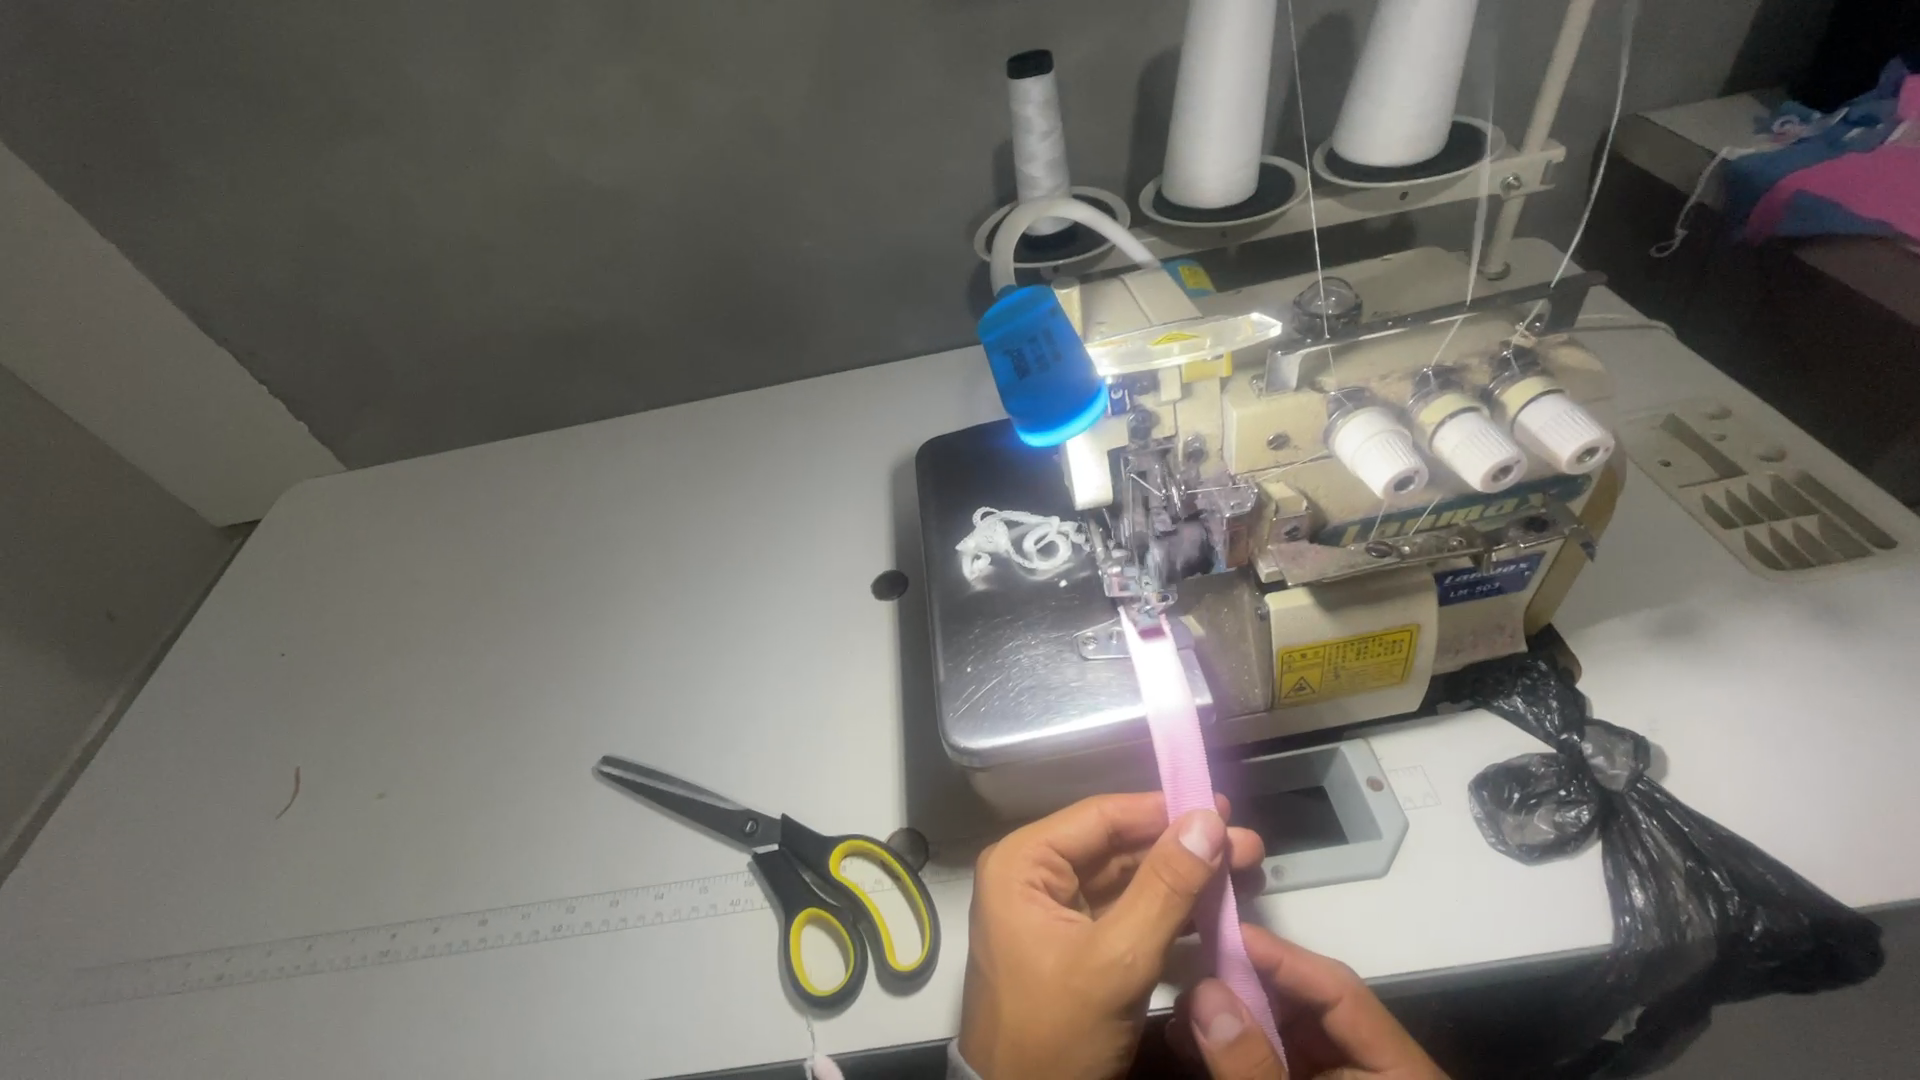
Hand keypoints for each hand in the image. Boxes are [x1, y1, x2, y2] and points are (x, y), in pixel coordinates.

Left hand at [958, 793, 1267, 1079]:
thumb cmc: (1055, 1032)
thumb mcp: (1117, 959)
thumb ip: (1165, 888)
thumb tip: (1208, 820)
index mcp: (1024, 862)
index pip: (1102, 817)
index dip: (1163, 809)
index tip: (1221, 806)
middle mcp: (1034, 873)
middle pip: (1118, 844)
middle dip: (1183, 846)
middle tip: (1246, 844)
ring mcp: (1053, 908)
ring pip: (1126, 876)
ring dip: (1182, 876)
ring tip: (1244, 868)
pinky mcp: (1073, 940)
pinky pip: (1125, 909)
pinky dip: (1168, 908)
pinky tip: (1215, 906)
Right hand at [1172, 925, 1446, 1078]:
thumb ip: (1255, 1065)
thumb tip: (1204, 992)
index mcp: (1400, 1069)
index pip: (1339, 987)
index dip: (1278, 954)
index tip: (1220, 930)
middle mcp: (1372, 1065)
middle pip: (1304, 1004)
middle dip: (1241, 987)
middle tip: (1189, 976)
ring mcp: (1340, 1077)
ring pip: (1281, 1030)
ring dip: (1228, 1019)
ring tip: (1182, 1016)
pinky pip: (1272, 1058)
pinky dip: (1233, 1050)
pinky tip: (1192, 1044)